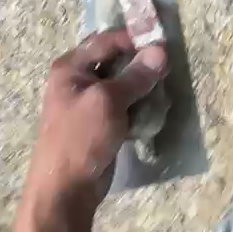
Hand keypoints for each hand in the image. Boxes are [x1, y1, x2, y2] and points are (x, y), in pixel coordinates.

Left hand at [23, 30, 167, 217]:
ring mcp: (89, 102)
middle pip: (117, 61)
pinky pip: (125, 105)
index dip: (134, 39)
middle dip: (141, 66)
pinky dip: (138, 107)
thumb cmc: (80, 138)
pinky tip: (152, 114)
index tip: (163, 45)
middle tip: (167, 70)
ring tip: (162, 94)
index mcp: (71, 67)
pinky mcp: (101, 122)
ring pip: (124, 85)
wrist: (65, 191)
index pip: (107, 40)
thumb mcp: (108, 101)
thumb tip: (161, 51)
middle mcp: (78, 80)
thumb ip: (136, 75)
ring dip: (142, 89)